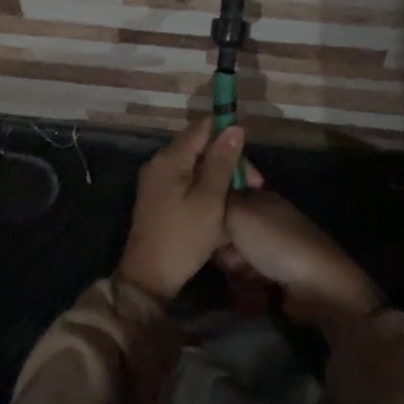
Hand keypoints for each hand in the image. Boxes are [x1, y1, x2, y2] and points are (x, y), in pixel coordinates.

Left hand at [117, 119, 245, 303]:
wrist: (150, 276)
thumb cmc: (184, 236)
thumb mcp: (210, 199)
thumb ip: (222, 162)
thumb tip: (234, 127)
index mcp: (169, 158)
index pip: (202, 127)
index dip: (227, 133)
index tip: (250, 154)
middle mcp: (159, 163)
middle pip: (200, 147)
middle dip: (228, 160)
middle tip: (254, 185)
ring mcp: (157, 181)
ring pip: (195, 166)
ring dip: (220, 177)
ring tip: (242, 197)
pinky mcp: (159, 199)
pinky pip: (187, 182)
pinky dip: (206, 188)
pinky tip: (222, 206)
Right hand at [219, 191, 381, 328]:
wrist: (316, 284)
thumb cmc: (274, 242)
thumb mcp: (238, 211)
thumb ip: (217, 200)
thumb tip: (207, 195)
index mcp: (261, 199)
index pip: (225, 201)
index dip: (214, 214)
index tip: (207, 227)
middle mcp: (267, 222)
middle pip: (228, 234)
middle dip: (226, 250)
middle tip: (232, 258)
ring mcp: (275, 251)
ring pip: (237, 261)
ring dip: (238, 273)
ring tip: (249, 279)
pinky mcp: (279, 278)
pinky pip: (250, 281)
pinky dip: (250, 290)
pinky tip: (258, 295)